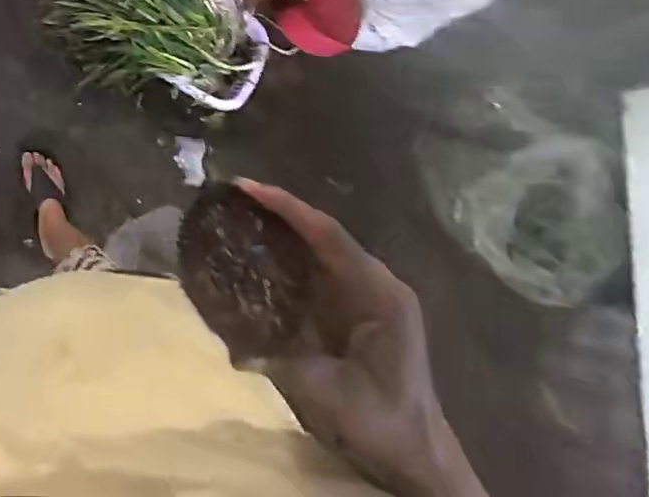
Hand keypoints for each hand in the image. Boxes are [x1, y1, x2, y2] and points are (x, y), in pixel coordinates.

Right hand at [235, 180, 485, 496]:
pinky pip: (314, 267)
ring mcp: (363, 293)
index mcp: (379, 293)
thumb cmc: (381, 424)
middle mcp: (373, 282)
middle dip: (277, 210)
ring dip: (279, 228)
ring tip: (237, 213)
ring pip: (316, 245)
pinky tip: (255, 251)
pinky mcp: (350, 306)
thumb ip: (281, 364)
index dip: (287, 207)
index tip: (247, 187)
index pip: (328, 234)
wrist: (416, 460)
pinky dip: (284, 253)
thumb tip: (233, 346)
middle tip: (232, 195)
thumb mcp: (328, 395)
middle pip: (320, 231)